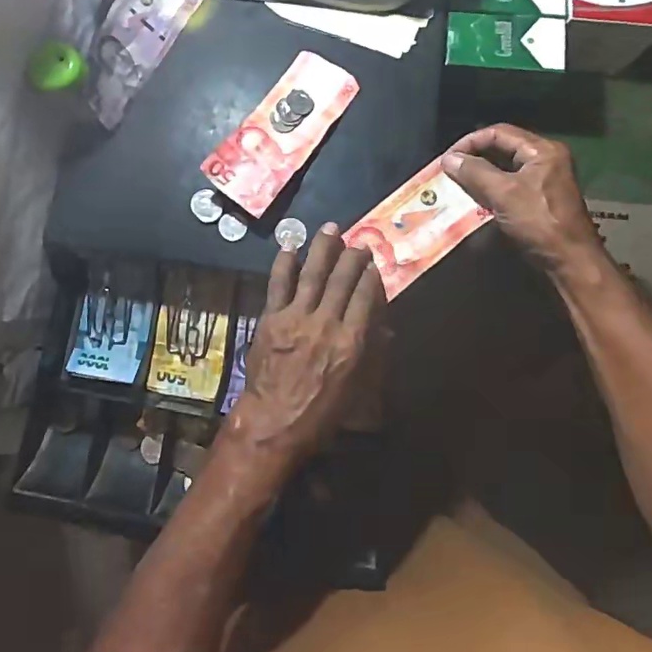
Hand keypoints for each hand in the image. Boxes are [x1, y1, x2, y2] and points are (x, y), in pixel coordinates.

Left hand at [221, 223, 383, 478]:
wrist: (273, 422)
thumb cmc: (319, 414)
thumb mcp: (355, 389)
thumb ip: (368, 353)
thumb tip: (380, 327)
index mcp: (351, 342)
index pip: (365, 297)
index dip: (370, 276)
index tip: (374, 262)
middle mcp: (326, 323)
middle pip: (342, 280)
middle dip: (352, 257)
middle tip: (359, 241)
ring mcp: (296, 317)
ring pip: (312, 274)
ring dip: (323, 249)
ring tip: (331, 228)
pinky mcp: (271, 317)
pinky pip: (279, 284)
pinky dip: (284, 263)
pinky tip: (290, 246)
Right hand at [441, 123, 600, 273]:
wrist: (570, 261)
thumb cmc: (539, 223)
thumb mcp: (504, 194)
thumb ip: (475, 172)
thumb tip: (449, 159)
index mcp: (542, 150)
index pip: (499, 133)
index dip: (470, 142)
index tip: (448, 158)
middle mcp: (546, 159)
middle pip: (502, 148)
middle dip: (474, 157)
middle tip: (450, 169)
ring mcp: (544, 179)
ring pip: (504, 167)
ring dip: (480, 173)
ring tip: (457, 182)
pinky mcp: (540, 198)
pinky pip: (509, 184)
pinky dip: (491, 187)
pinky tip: (475, 197)